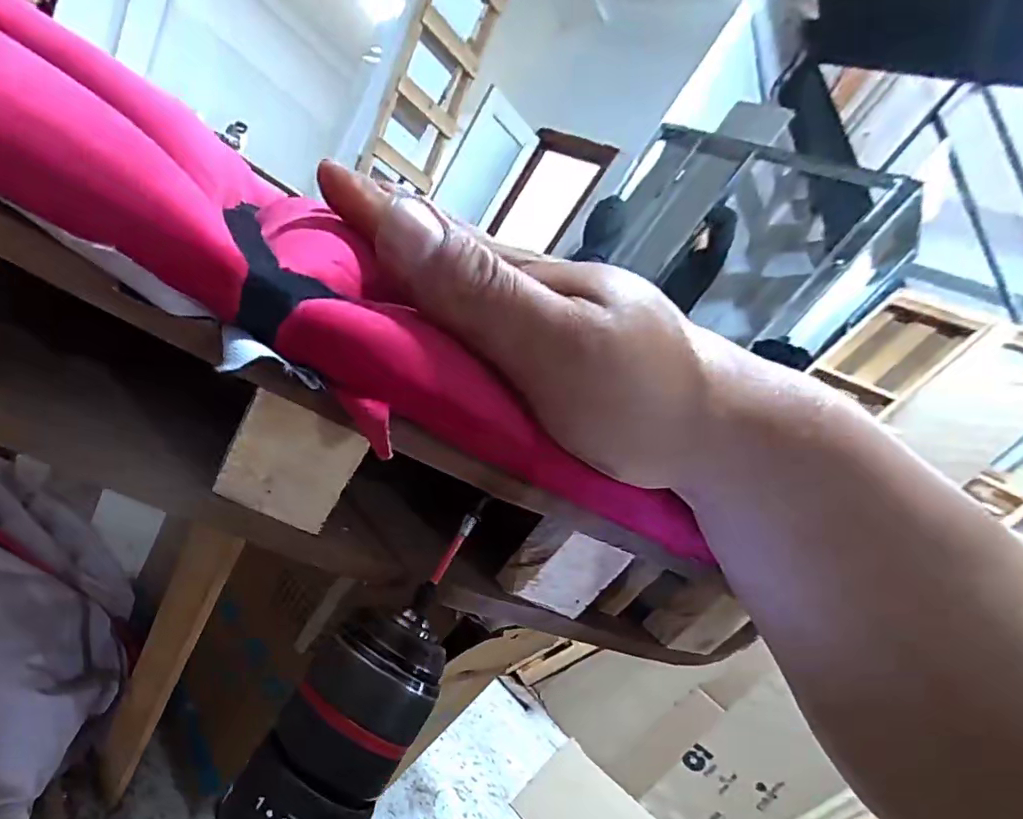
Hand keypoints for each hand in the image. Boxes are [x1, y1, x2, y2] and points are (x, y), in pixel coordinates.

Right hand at [317, 160, 775, 494]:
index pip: (427, 230)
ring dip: (394, 276)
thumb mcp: (554, 342)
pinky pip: (464, 331)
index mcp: (513, 272)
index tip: (320, 180)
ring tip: (348, 268)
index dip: (372, 209)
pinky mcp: (529, 360)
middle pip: (429, 256)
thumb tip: (400, 217)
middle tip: (314, 231)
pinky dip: (429, 318)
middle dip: (370, 238)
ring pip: (445, 293)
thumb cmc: (635, 392)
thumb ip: (479, 290)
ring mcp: (524, 324)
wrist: (708, 435)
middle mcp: (512, 290)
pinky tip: (416, 320)